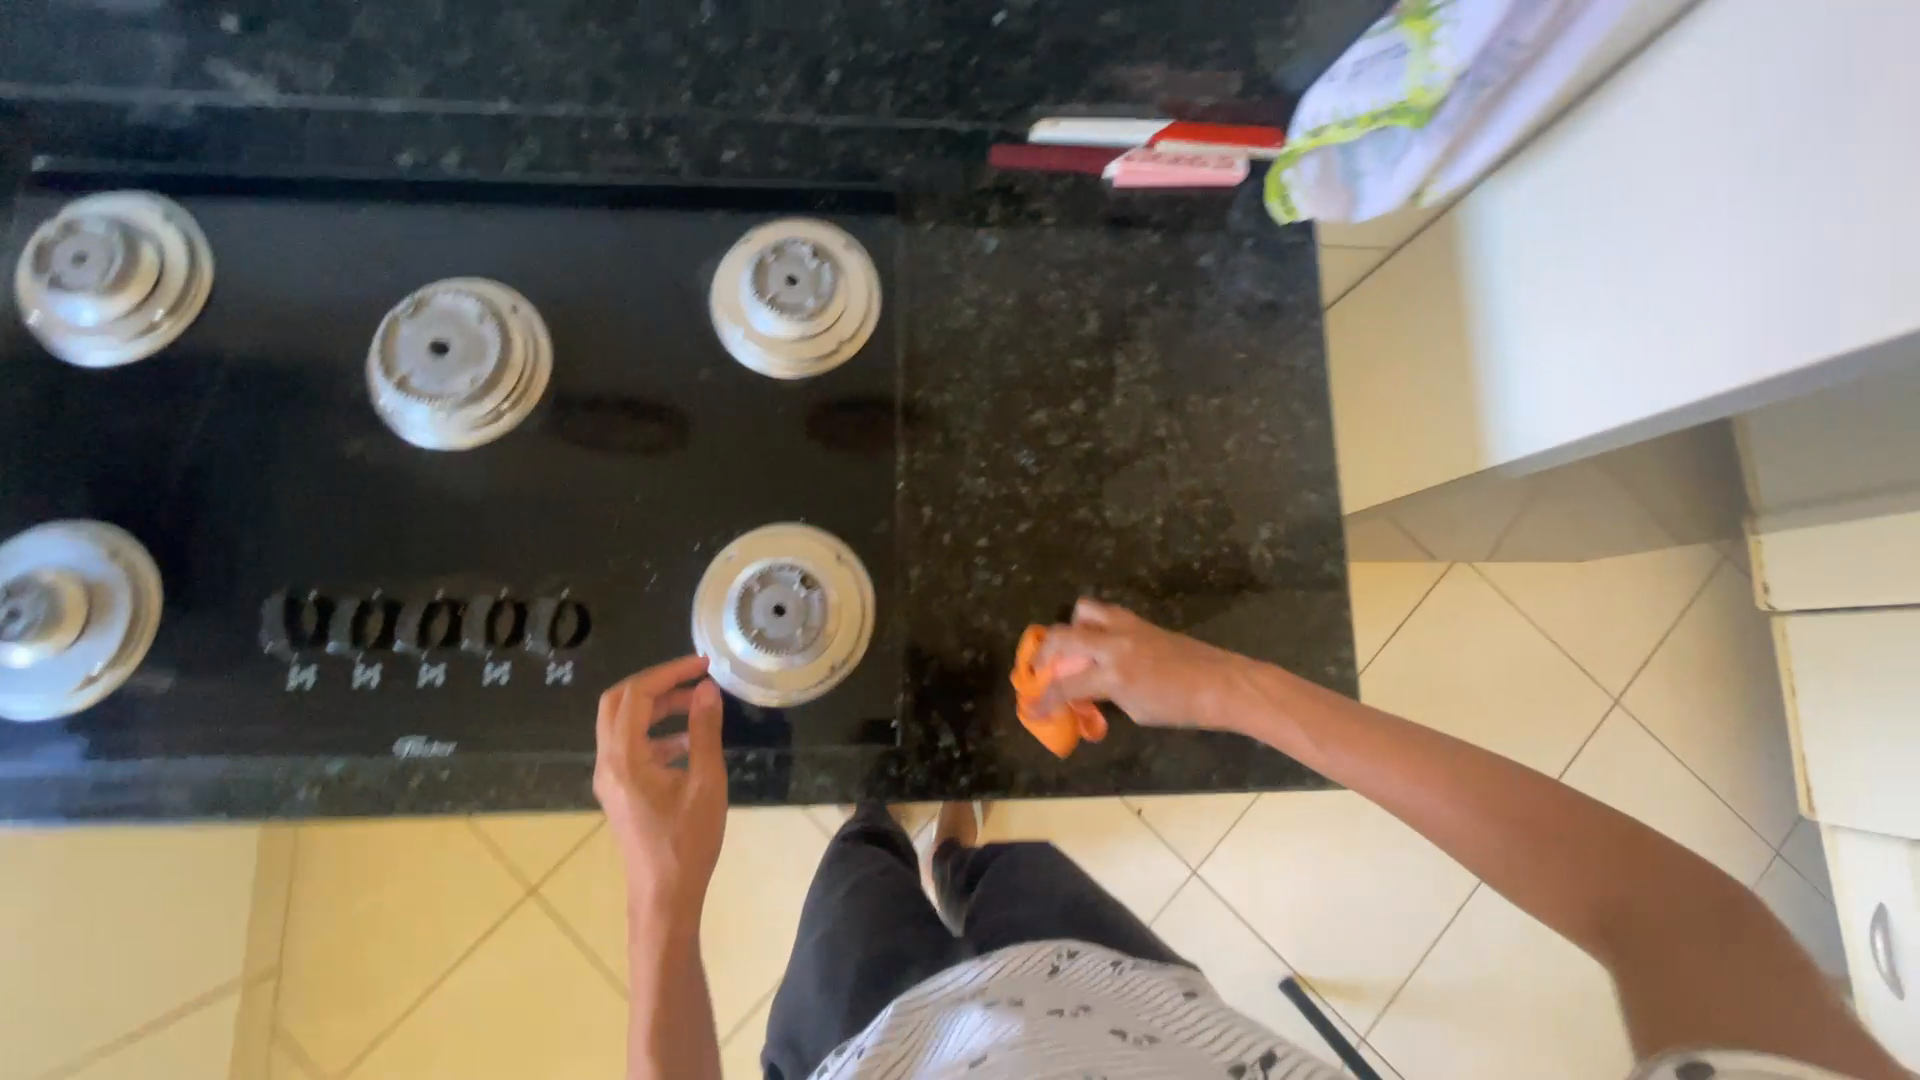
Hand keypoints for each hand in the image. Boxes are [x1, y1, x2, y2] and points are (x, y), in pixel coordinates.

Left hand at [593, 655, 727, 926]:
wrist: (664, 897)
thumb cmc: (687, 842)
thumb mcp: (706, 782)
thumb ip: (703, 731)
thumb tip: (706, 689)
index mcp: (624, 758)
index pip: (636, 695)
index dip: (668, 673)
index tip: (703, 666)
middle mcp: (608, 763)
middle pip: (618, 703)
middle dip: (656, 684)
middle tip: (694, 678)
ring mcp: (611, 778)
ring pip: (623, 724)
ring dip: (657, 707)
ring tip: (697, 706)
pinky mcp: (620, 791)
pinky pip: (630, 746)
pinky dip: (656, 732)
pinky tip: (688, 743)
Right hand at [1033, 598, 1257, 730]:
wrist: (1223, 684)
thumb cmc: (1183, 708)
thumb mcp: (1136, 711)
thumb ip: (1106, 696)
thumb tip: (1089, 692)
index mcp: (1113, 674)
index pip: (1065, 685)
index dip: (1043, 699)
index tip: (1031, 707)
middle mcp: (1114, 644)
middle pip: (1062, 637)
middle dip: (1043, 653)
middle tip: (1039, 669)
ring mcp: (1128, 627)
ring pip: (1083, 611)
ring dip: (1071, 629)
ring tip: (1075, 649)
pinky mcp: (1141, 622)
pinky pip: (1106, 614)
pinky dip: (1094, 626)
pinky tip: (1102, 646)